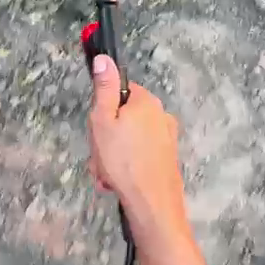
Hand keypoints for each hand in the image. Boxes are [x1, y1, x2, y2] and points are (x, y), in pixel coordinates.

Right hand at [88, 55, 188, 238]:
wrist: (153, 206)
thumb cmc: (123, 161)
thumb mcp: (103, 120)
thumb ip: (104, 88)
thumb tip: (104, 58)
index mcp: (146, 100)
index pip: (118, 91)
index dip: (103, 109)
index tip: (97, 128)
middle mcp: (161, 114)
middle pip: (123, 116)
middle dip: (107, 136)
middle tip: (100, 155)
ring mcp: (167, 138)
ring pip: (129, 138)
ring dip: (114, 155)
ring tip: (107, 174)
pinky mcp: (167, 159)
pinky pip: (140, 154)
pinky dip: (127, 165)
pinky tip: (118, 182)